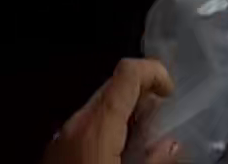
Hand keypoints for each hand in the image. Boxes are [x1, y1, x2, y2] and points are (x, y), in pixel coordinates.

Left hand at [41, 59, 177, 163]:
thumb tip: (173, 144)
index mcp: (95, 125)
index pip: (126, 72)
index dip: (153, 72)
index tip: (172, 95)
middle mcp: (75, 122)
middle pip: (113, 86)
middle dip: (142, 96)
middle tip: (163, 123)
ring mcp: (61, 138)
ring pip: (99, 107)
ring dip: (125, 115)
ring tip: (145, 144)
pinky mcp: (54, 154)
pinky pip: (86, 126)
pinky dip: (108, 130)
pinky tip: (119, 157)